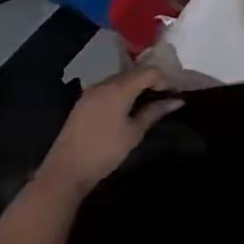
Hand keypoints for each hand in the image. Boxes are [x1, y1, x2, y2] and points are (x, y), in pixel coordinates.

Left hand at [36, 67, 179, 199]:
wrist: (66, 171)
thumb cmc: (105, 151)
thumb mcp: (134, 132)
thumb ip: (155, 112)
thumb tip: (177, 101)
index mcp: (118, 89)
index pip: (149, 72)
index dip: (165, 80)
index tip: (173, 94)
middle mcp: (104, 84)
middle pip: (134, 72)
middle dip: (151, 81)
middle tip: (164, 98)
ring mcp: (91, 91)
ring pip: (121, 79)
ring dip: (137, 86)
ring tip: (148, 103)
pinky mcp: (83, 101)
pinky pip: (108, 88)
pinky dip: (122, 91)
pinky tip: (128, 107)